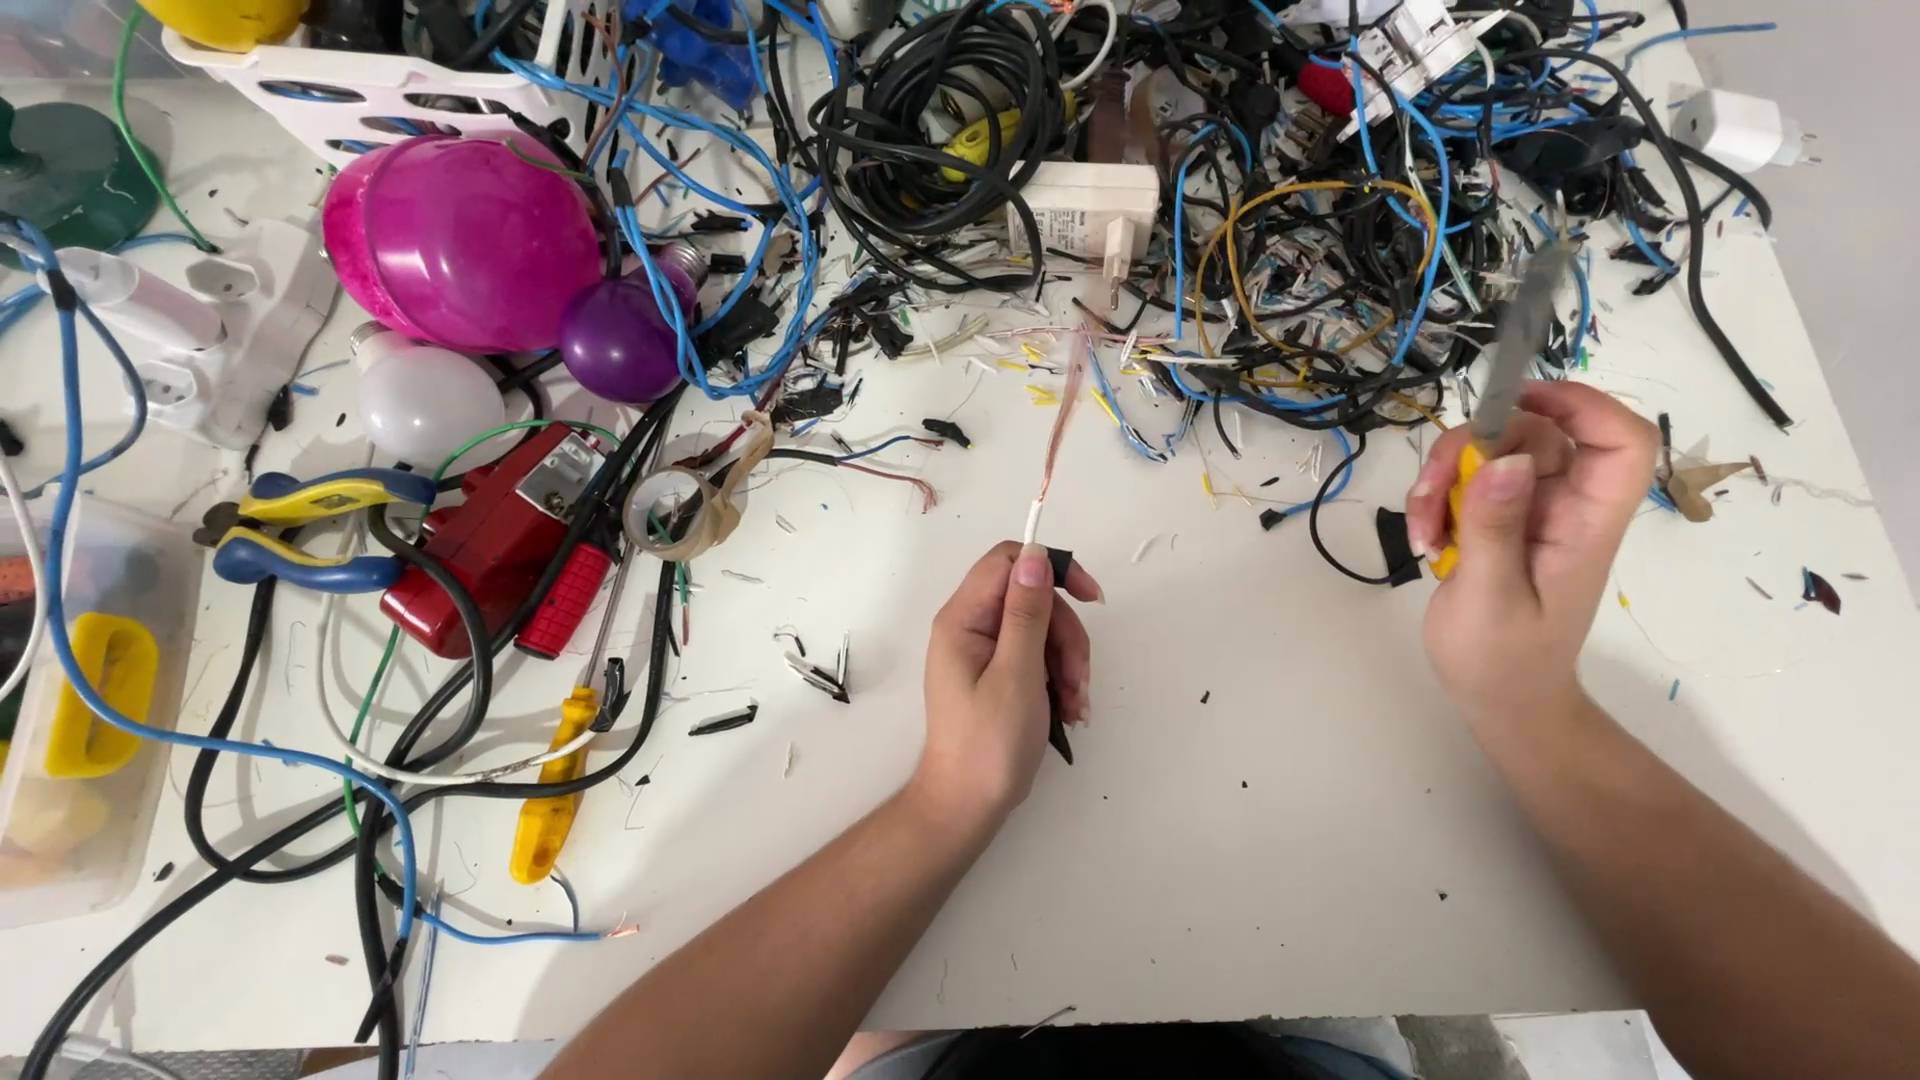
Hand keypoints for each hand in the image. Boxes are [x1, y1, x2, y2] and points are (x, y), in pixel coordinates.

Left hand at [916, 542, 1101, 822]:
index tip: (1091, 597)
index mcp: (963, 619)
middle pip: (1033, 599)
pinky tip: (1070, 711)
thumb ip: (1026, 612)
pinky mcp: (1000, 674)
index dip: (1052, 569)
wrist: (968, 805)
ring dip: (1069, 663)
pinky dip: (1061, 679)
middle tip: (1079, 679)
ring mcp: (985, 652)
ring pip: (1043, 630)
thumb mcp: (1017, 673)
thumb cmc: (989, 743)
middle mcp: (971, 627)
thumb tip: (1034, 556)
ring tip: (1076, 705)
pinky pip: (1039, 657)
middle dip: (1066, 636)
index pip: (1007, 562)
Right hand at [1404, 382, 1657, 727]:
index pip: (1618, 442)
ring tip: (1420, 532)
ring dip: (1440, 483)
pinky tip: (1422, 541)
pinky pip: (1464, 485)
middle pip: (1532, 436)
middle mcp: (1562, 507)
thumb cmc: (1503, 659)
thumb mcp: (1490, 597)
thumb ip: (1494, 528)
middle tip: (1428, 493)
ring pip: (1488, 456)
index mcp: (1586, 524)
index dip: (1582, 405)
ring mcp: (1526, 513)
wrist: (1499, 698)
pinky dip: (1433, 503)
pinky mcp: (1494, 524)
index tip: (1515, 399)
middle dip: (1468, 451)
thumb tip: (1502, 459)